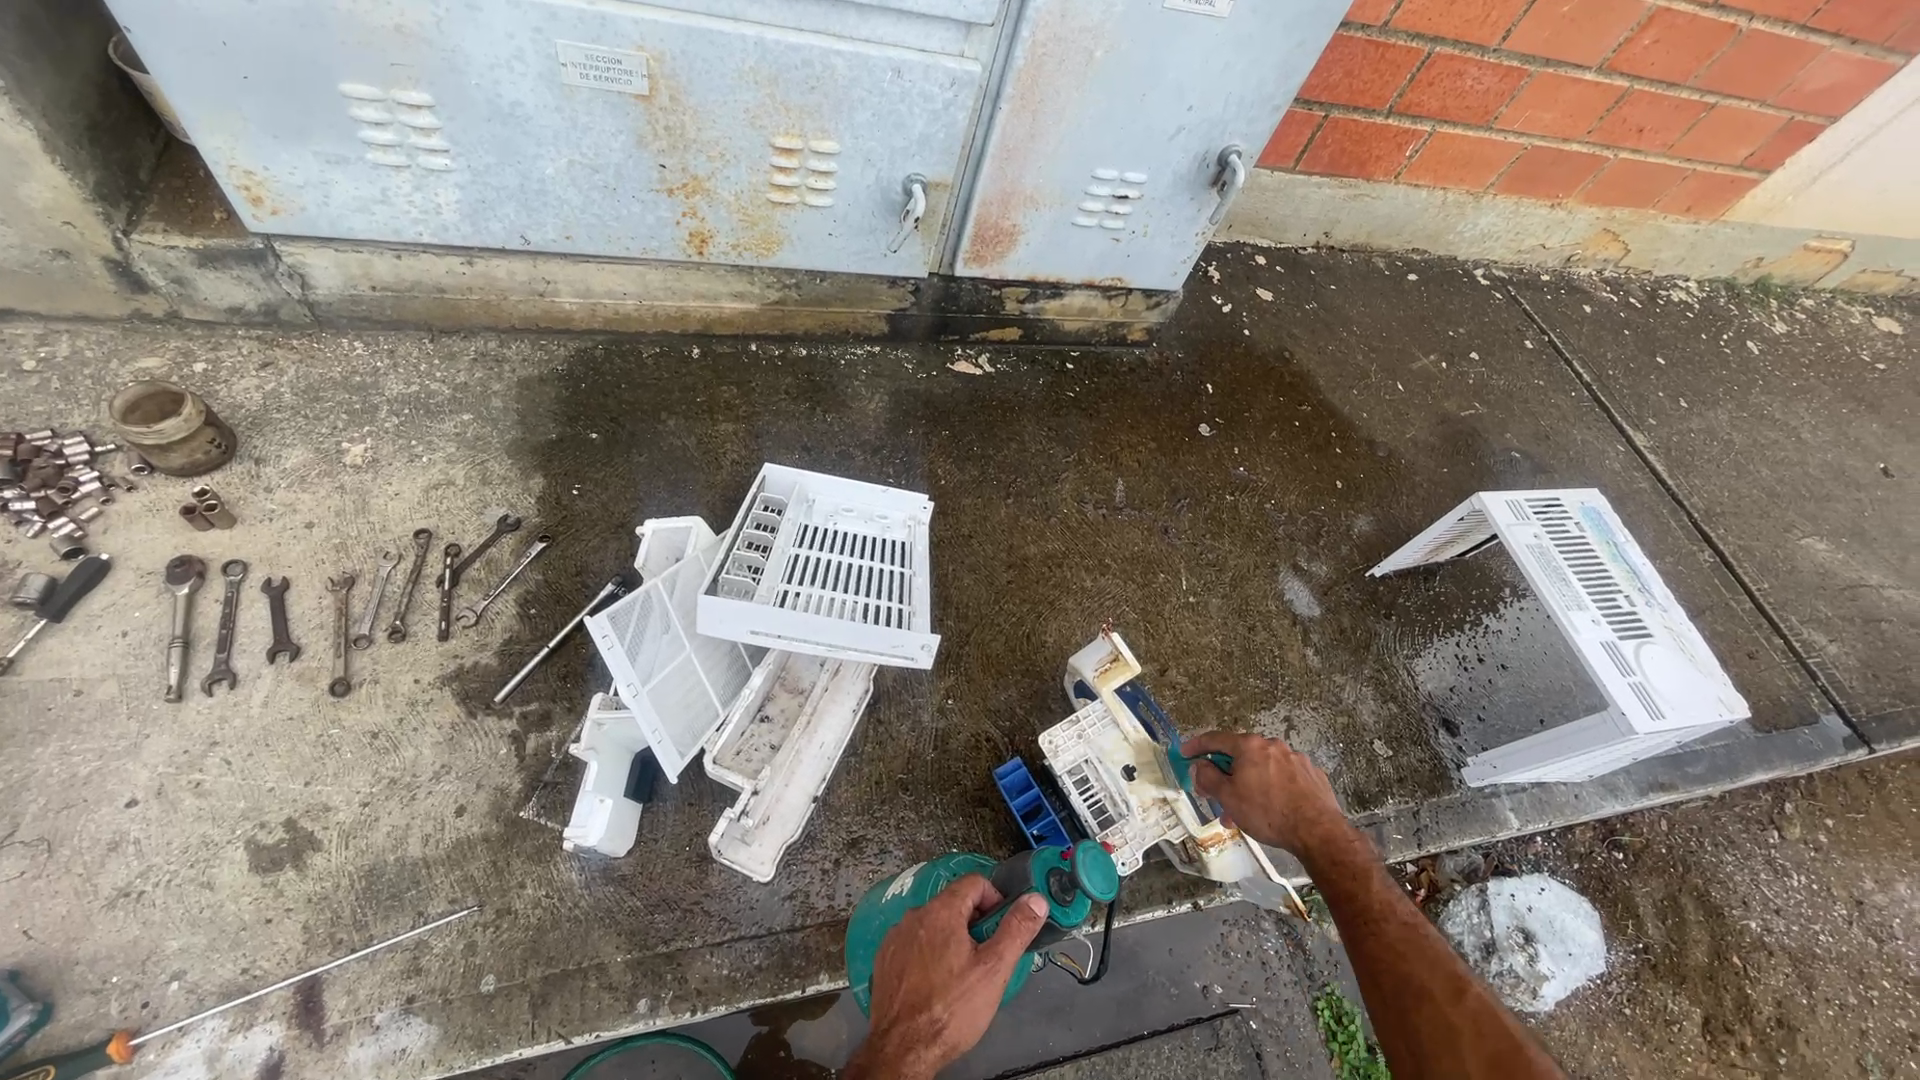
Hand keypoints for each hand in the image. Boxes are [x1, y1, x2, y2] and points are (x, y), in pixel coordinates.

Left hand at [846, 875, 1048, 1079]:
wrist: (903, 1049)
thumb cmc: (952, 1010)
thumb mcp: (994, 969)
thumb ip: (1016, 929)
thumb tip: (1036, 900)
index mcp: (941, 911)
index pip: (974, 882)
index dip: (995, 899)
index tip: (1000, 928)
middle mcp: (914, 916)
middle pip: (954, 903)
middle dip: (975, 922)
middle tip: (986, 957)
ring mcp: (896, 937)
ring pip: (933, 924)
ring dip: (951, 938)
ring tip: (961, 975)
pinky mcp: (885, 958)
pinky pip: (914, 942)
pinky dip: (929, 953)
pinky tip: (936, 983)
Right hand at [1185, 731, 1351, 860]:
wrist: (1318, 832)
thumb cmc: (1268, 812)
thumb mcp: (1228, 797)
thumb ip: (1208, 778)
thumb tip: (1200, 767)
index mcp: (1250, 746)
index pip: (1215, 739)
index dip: (1196, 746)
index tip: (1185, 754)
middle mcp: (1273, 745)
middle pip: (1240, 755)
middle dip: (1225, 775)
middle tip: (1216, 794)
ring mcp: (1295, 759)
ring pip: (1262, 768)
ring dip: (1248, 784)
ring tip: (1244, 812)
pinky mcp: (1312, 775)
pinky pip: (1283, 777)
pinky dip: (1271, 787)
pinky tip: (1271, 808)